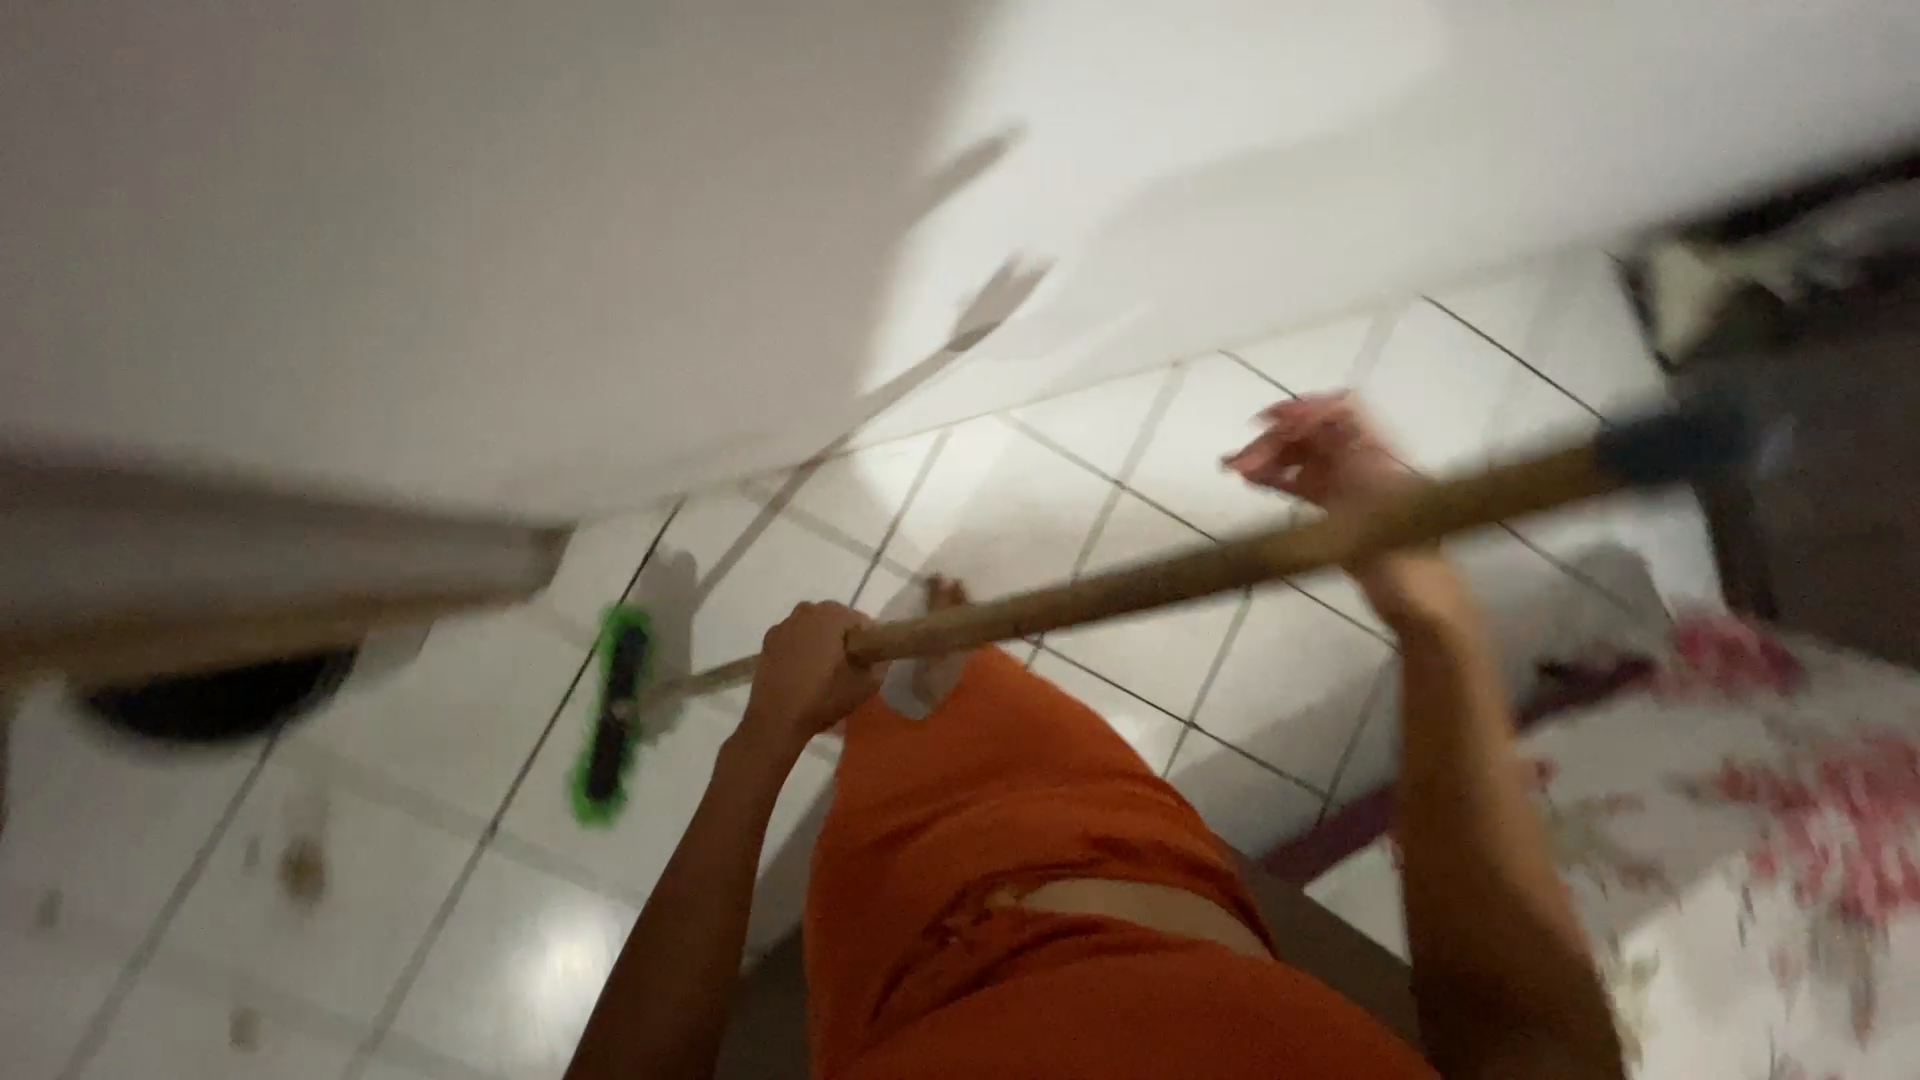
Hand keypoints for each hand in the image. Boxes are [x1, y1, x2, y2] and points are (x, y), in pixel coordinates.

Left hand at [738, 602, 885, 759]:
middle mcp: (806, 611)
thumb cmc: (823, 697)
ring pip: (812, 628)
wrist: (776, 719)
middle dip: (843, 638)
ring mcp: (783, 625)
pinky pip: (793, 639)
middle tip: (848, 666)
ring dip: (821, 641)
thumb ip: (880, 665)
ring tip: (823, 669)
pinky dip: (800, 649)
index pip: (861, 621)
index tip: (868, 661)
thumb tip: (879, 657)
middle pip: (835, 620)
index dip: (868, 641)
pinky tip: (801, 672)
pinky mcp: (767, 642)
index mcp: (832, 615)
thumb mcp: (865, 686)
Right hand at [1223, 394, 1470, 627]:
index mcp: (1380, 453)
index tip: (1266, 422)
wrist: (1422, 604)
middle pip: (1313, 433)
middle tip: (1237, 465)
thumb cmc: (1409, 557)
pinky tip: (1250, 480)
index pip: (1342, 412)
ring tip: (1233, 469)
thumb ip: (1351, 465)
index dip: (1304, 409)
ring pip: (1302, 457)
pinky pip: (1301, 483)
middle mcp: (1363, 461)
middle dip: (1274, 441)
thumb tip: (1323, 437)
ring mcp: (1348, 485)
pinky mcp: (1336, 509)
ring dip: (1268, 457)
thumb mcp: (1379, 509)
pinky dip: (1275, 478)